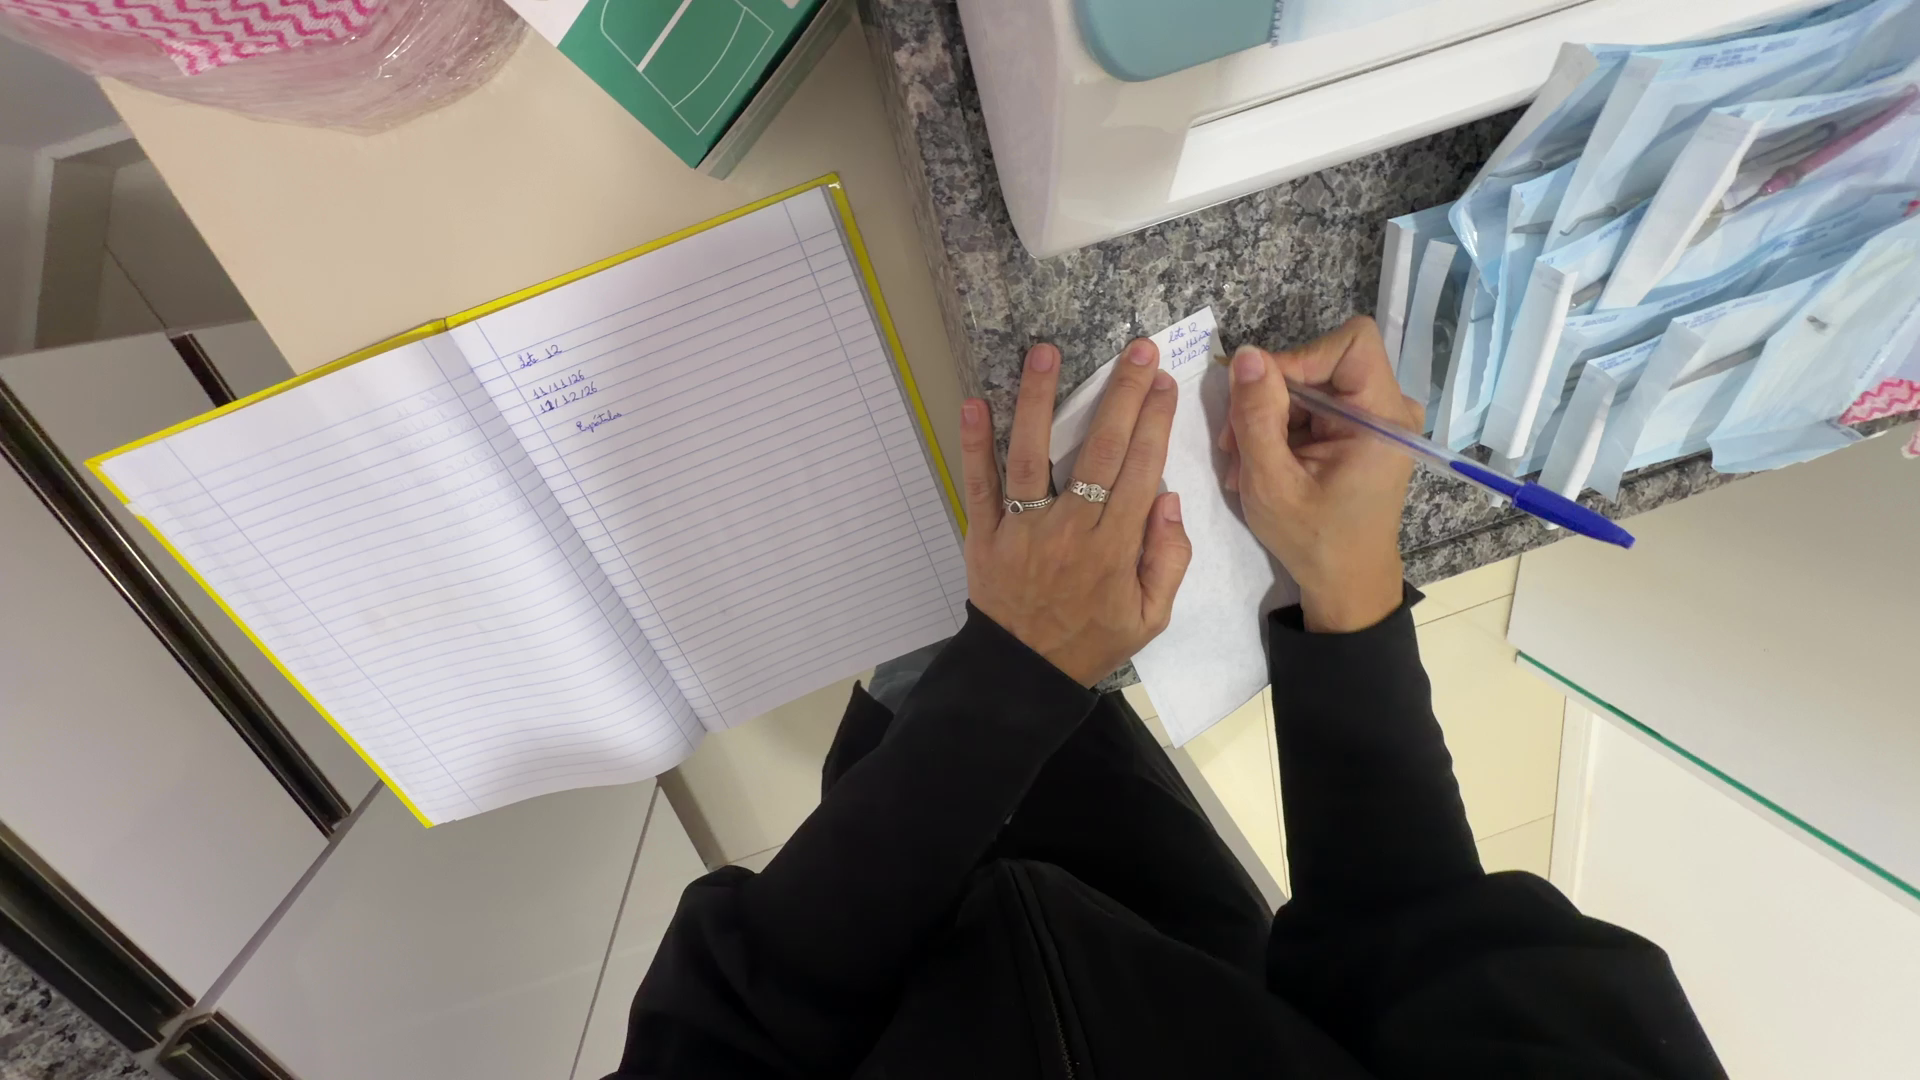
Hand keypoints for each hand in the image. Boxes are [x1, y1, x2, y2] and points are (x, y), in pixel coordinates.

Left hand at [960, 340, 1192, 685]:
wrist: (1024, 673)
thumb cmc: (1090, 641)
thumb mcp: (1150, 617)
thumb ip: (1167, 559)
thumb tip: (1169, 498)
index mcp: (1115, 547)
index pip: (1140, 470)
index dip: (1155, 422)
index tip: (1164, 383)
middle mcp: (1070, 529)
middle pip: (1100, 451)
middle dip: (1122, 395)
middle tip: (1136, 349)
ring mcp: (1022, 528)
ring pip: (1032, 455)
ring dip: (1039, 400)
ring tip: (1045, 352)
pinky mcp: (985, 534)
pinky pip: (979, 485)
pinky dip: (973, 445)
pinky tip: (973, 403)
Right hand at [1219, 317, 1418, 632]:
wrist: (1344, 581)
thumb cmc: (1312, 539)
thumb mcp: (1270, 481)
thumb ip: (1256, 416)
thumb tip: (1245, 354)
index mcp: (1382, 417)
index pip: (1350, 343)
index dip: (1298, 359)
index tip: (1258, 397)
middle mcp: (1387, 408)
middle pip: (1320, 366)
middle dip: (1268, 398)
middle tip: (1232, 444)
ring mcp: (1372, 419)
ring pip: (1307, 388)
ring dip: (1265, 420)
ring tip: (1241, 464)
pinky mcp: (1355, 432)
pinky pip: (1309, 409)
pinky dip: (1277, 432)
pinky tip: (1258, 465)